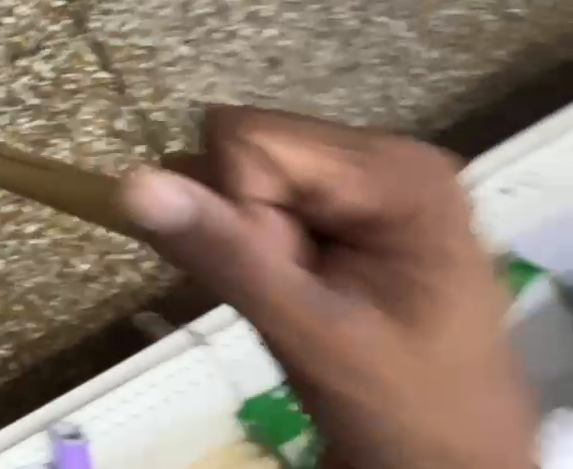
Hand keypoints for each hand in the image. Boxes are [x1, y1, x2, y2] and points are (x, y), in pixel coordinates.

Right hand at [122, 106, 535, 468]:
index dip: (233, 204)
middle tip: (285, 280)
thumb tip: (131, 183)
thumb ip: (223, 253)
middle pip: (232, 141)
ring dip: (228, 223)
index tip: (282, 271)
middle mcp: (376, 152)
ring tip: (285, 281)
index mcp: (396, 173)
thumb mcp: (308, 335)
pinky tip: (277, 268)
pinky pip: (234, 178)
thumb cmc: (397, 404)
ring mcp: (354, 170)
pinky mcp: (329, 191)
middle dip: (229, 211)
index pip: (244, 140)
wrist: (446, 456)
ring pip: (222, 158)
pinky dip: (231, 227)